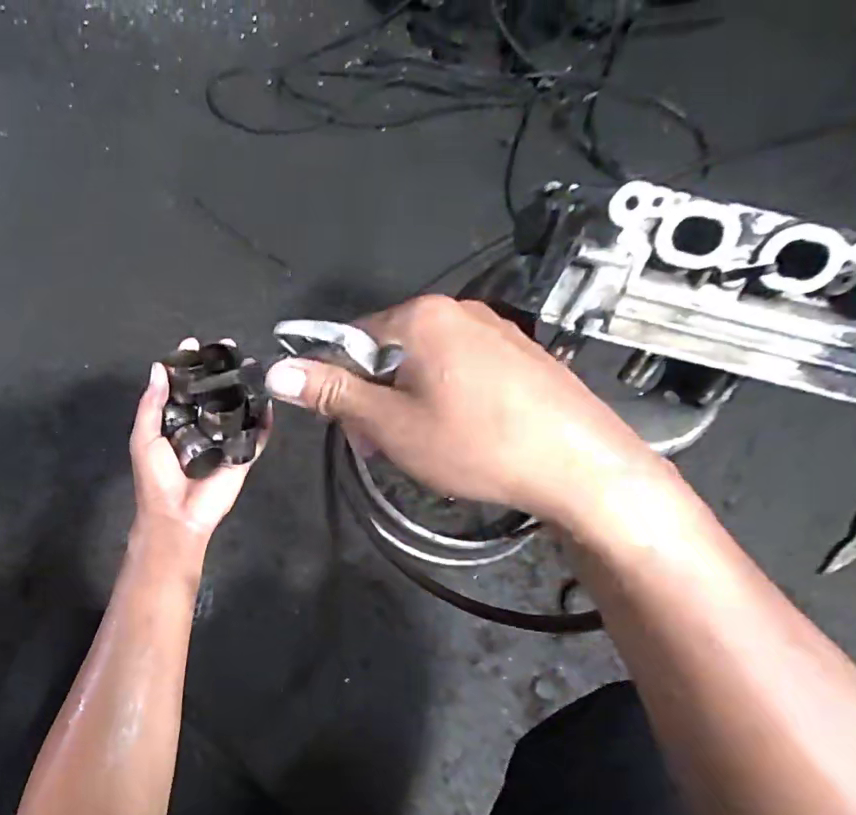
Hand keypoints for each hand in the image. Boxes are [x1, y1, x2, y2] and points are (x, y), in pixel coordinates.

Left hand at [128, 348, 262, 539]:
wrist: (177, 515)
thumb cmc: (155, 478)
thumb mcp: (144, 437)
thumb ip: (151, 404)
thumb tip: (159, 367)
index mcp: (175, 422)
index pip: (184, 388)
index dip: (189, 366)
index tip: (194, 343)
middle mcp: (201, 428)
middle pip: (213, 393)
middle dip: (220, 370)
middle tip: (230, 346)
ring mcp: (223, 442)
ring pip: (236, 410)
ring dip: (244, 388)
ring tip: (251, 364)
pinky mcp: (242, 457)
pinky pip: (256, 436)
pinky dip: (264, 420)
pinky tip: (270, 398)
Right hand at [262, 295, 679, 538]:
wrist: (577, 465)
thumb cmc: (475, 444)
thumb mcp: (392, 426)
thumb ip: (334, 395)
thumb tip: (278, 372)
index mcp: (420, 316)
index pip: (350, 340)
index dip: (341, 388)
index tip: (356, 432)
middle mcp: (457, 309)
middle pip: (388, 351)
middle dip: (377, 399)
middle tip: (390, 448)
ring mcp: (494, 328)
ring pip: (424, 364)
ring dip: (409, 403)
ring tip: (429, 447)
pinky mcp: (519, 352)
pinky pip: (460, 369)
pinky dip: (446, 399)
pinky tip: (464, 435)